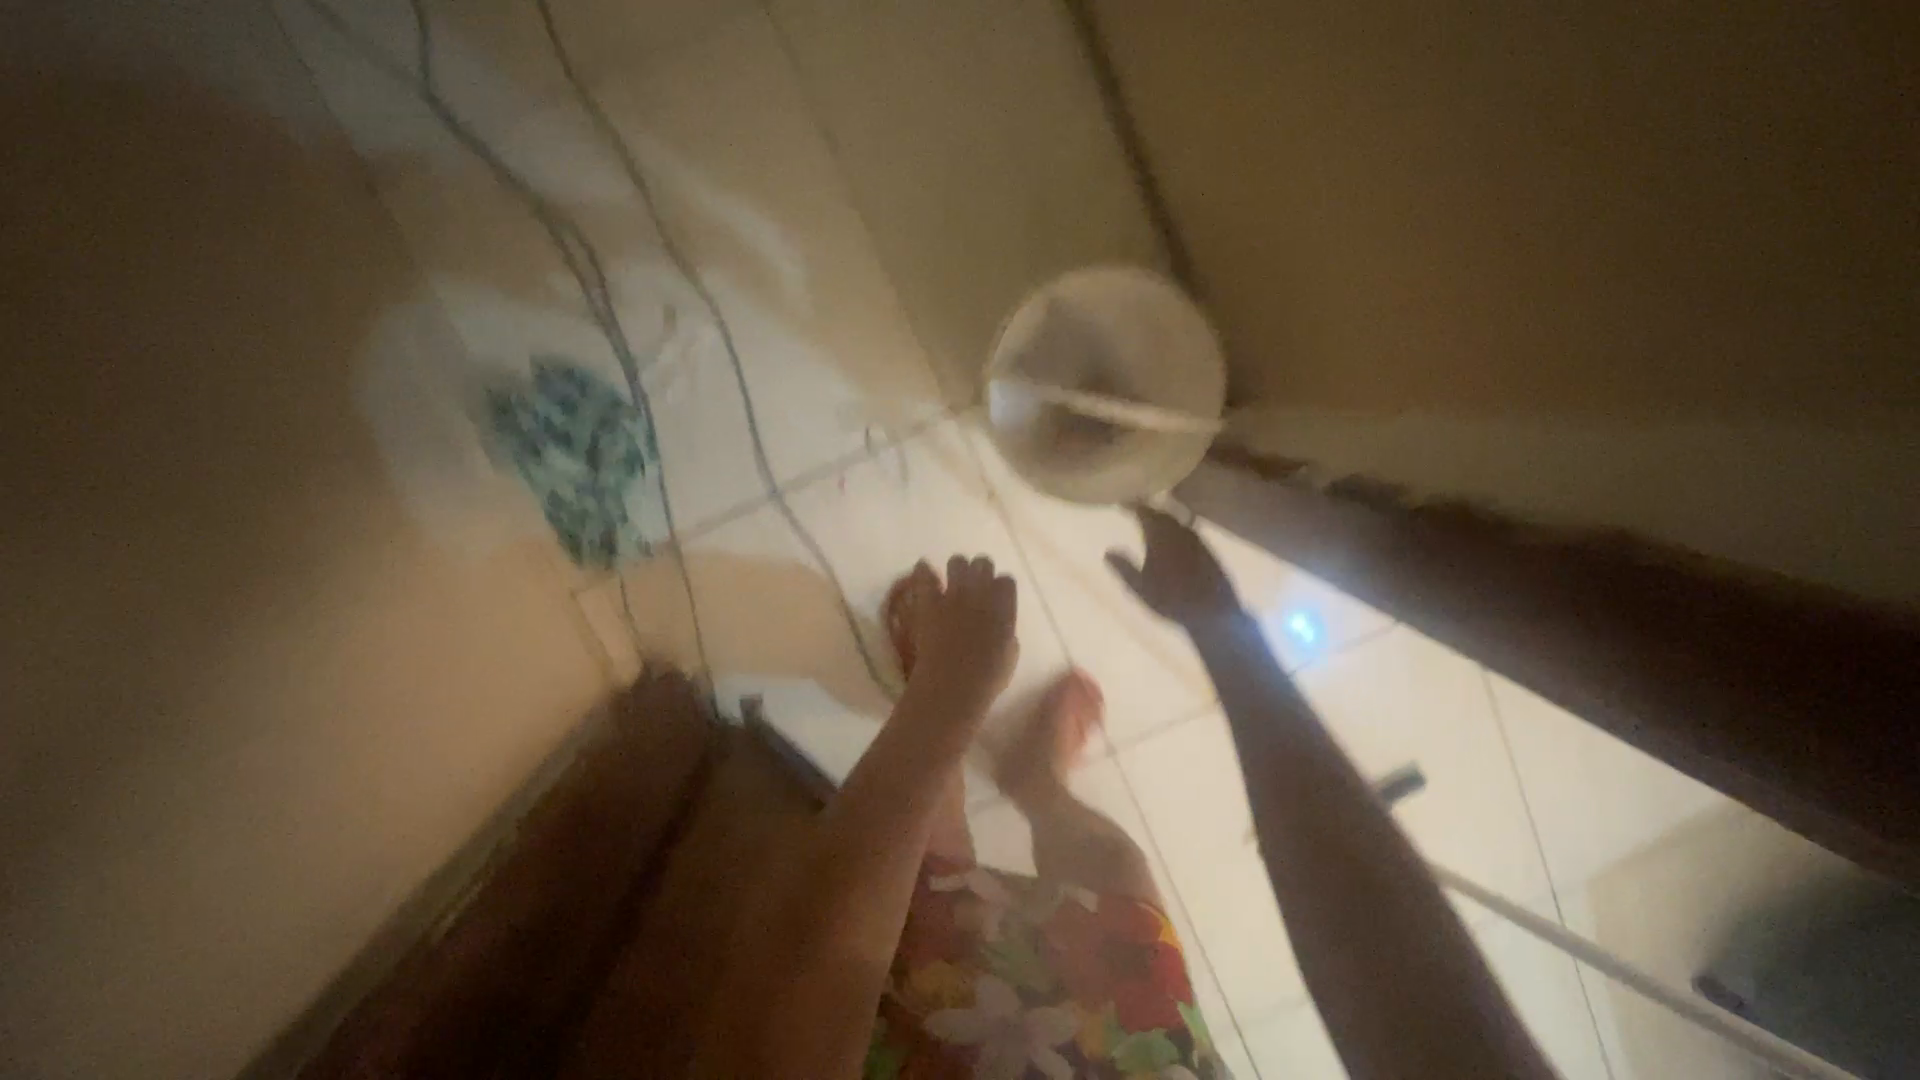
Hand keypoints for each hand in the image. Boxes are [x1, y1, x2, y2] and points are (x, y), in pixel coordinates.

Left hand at [908, 555, 1019, 710]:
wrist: (954, 684)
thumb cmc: (988, 678)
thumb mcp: (1009, 656)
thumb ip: (1006, 633)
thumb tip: (1001, 629)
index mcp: (1004, 606)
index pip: (1006, 580)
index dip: (1001, 587)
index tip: (997, 596)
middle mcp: (981, 593)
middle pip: (983, 563)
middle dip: (980, 570)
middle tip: (975, 584)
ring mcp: (954, 595)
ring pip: (957, 562)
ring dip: (957, 568)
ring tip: (952, 579)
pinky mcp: (929, 602)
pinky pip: (925, 576)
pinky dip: (924, 570)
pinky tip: (924, 568)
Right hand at [1106, 504, 1241, 625]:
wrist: (1213, 613)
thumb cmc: (1172, 602)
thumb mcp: (1141, 589)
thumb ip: (1124, 568)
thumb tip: (1108, 551)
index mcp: (1160, 539)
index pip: (1144, 513)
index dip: (1133, 507)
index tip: (1122, 504)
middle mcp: (1179, 533)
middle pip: (1162, 514)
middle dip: (1148, 510)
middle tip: (1136, 510)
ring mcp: (1196, 540)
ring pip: (1177, 521)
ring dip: (1163, 517)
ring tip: (1153, 521)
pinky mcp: (1208, 550)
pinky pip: (1189, 531)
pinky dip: (1177, 528)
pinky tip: (1175, 537)